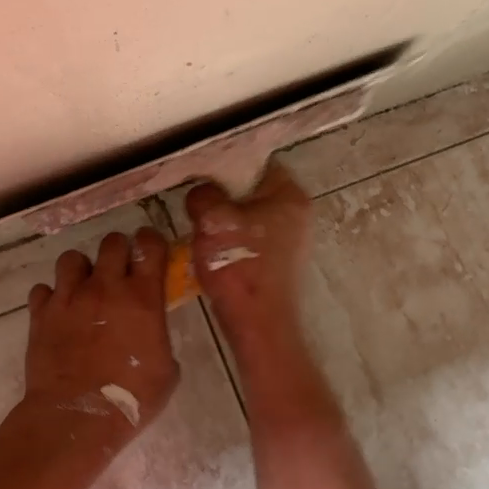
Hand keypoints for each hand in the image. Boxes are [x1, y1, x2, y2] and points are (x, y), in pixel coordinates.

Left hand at [22, 228, 180, 440]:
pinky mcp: (41, 313)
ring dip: (80, 270)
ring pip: (72, 259)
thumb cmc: (130, 398)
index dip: (151, 242)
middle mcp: (104, 288)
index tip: (150, 248)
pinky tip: (57, 312)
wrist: (77, 415)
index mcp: (142, 298)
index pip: (150, 247)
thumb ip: (159, 337)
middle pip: (111, 243)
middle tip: (119, 269)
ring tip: (84, 289)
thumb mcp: (166, 370)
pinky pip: (42, 289)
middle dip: (118, 250)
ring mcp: (68, 297)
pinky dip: (50, 297)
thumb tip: (151, 330)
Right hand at [184, 160, 312, 346]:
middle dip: (221, 194)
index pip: (255, 161)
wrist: (259, 326)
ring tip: (197, 224)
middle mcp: (297, 212)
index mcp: (290, 195)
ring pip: (247, 215)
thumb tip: (201, 193)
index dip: (224, 162)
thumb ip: (203, 195)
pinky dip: (229, 239)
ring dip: (222, 219)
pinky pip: (248, 237)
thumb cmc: (240, 268)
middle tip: (192, 199)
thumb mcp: (212, 221)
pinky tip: (210, 248)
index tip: (197, 170)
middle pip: (250, 189)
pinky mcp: (277, 261)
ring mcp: (289, 239)